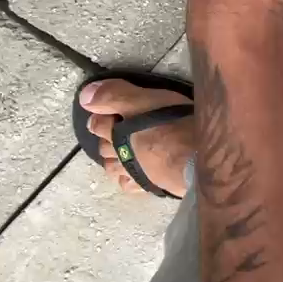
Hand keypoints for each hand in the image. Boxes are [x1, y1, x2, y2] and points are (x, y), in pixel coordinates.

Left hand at [82, 78, 197, 195]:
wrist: (198, 157)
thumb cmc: (175, 125)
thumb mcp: (148, 101)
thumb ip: (118, 96)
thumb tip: (84, 95)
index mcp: (118, 133)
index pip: (99, 124)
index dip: (100, 115)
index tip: (105, 109)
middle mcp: (120, 155)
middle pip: (105, 146)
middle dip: (106, 137)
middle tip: (116, 128)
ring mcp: (133, 173)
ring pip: (114, 167)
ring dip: (114, 159)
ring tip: (122, 152)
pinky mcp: (150, 186)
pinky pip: (130, 184)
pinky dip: (127, 178)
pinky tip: (133, 174)